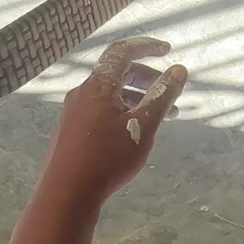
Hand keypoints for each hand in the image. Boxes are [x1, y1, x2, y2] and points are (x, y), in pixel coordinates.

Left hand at [42, 38, 187, 210]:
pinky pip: (102, 108)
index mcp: (98, 86)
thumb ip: (163, 95)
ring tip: (162, 116)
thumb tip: (178, 70)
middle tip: (170, 90)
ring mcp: (74, 112)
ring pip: (111, 93)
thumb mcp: (143, 125)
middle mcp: (82, 94)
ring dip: (138, 97)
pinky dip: (124, 109)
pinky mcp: (72, 130)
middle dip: (148, 77)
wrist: (65, 196)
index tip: (168, 50)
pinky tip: (136, 131)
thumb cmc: (107, 158)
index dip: (146, 46)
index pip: (122, 52)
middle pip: (118, 72)